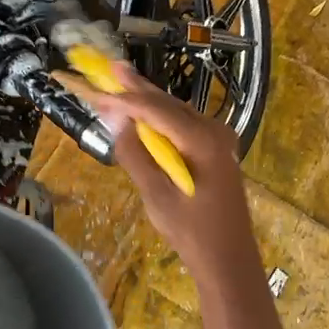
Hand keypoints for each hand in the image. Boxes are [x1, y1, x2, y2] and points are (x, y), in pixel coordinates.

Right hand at [66, 64, 259, 282]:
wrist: (230, 261)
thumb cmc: (193, 233)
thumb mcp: (157, 196)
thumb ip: (135, 155)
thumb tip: (116, 119)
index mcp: (202, 140)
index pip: (157, 109)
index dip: (126, 98)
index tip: (98, 89)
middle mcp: (214, 131)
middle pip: (169, 104)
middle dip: (138, 88)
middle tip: (111, 68)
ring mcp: (219, 139)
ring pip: (177, 112)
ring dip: (149, 101)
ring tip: (121, 83)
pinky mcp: (217, 150)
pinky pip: (185, 125)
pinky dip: (162, 118)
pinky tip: (144, 113)